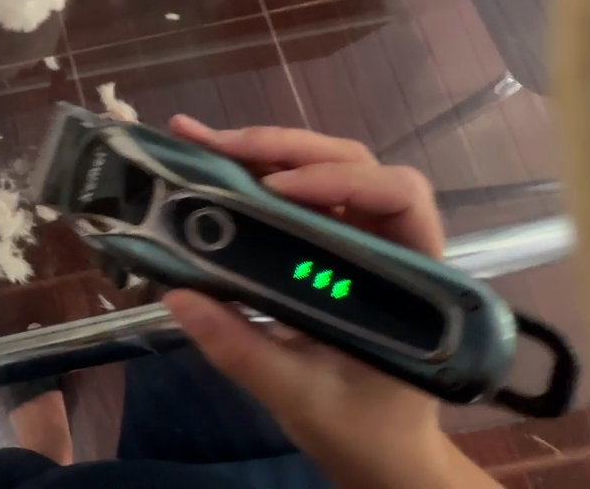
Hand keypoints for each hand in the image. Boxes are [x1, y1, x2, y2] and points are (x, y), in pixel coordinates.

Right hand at [160, 117, 460, 486]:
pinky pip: (290, 185)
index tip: (277, 191)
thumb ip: (242, 349)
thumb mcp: (300, 396)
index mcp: (413, 276)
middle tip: (216, 146)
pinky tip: (206, 156)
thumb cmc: (361, 429)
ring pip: (317, 162)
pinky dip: (249, 166)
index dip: (340, 180)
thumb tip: (176, 296)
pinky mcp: (323, 236)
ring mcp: (354, 233)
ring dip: (259, 147)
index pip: (398, 195)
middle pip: (349, 160)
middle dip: (282, 147)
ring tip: (197, 139)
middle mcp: (388, 239)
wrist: (377, 450)